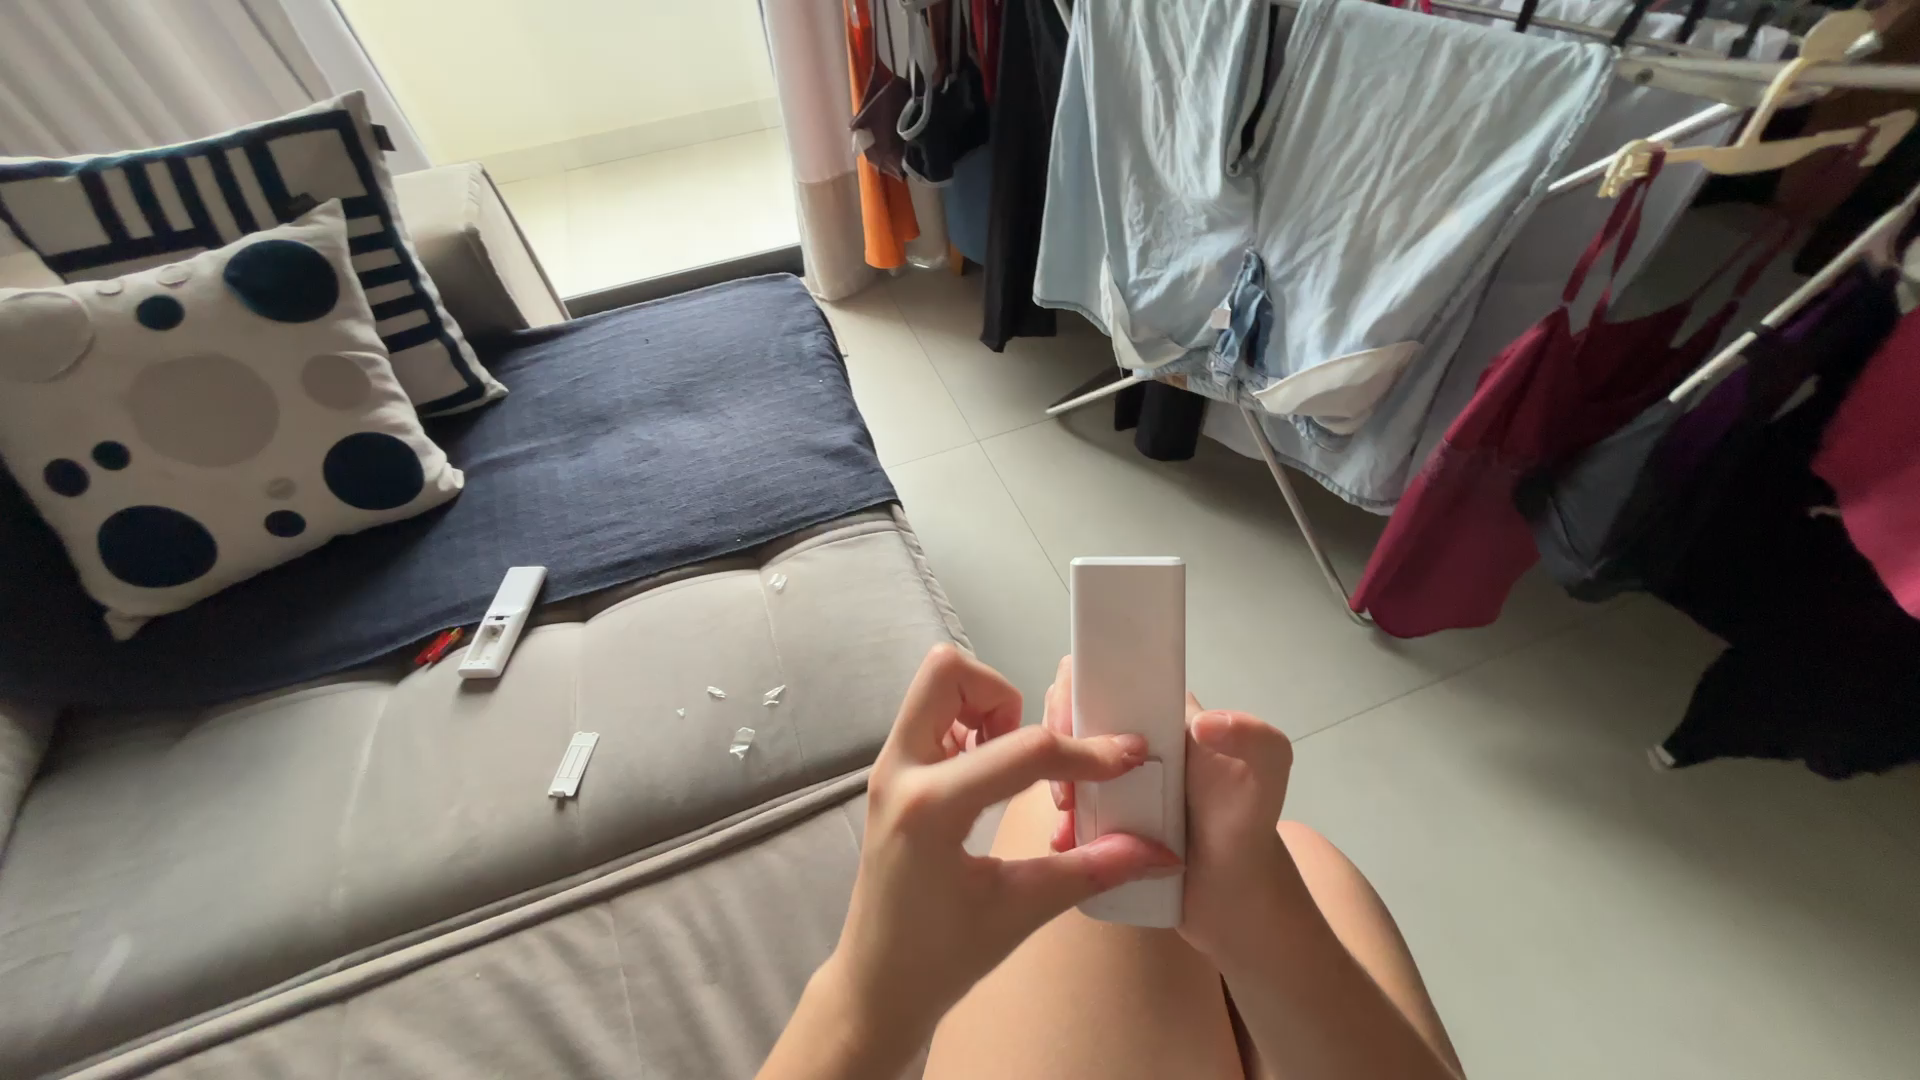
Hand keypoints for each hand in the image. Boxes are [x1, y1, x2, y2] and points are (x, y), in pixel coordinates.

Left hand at [824, 646, 1182, 1054]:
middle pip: (948, 671)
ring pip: (936, 683)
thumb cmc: (940, 957)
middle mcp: (899, 769)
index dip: (1085, 752)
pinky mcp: (892, 771)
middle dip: (1004, 693)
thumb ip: (1091, 868)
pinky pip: (930, 712)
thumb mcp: (1021, 911)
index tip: (1127, 754)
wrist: (877, 983)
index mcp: (930, 808)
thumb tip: (1158, 849)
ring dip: (985, 706)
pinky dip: (969, 724)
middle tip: (1028, 746)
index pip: (1022, 751)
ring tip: (1008, 764)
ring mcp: (889, 766)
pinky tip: (986, 775)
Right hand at [1041, 656, 1303, 961]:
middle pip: (1070, 715)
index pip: (1102, 676)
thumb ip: (1254, 738)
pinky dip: (1058, 822)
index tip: (1076, 729)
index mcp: (1157, 711)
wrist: (1234, 898)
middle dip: (1057, 744)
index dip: (1078, 692)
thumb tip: (1204, 723)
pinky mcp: (1097, 815)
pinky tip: (1067, 842)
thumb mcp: (1266, 774)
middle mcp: (1127, 735)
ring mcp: (1108, 776)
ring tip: (1068, 818)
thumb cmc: (1246, 825)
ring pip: (1059, 759)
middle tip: (1071, 786)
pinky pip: (1063, 806)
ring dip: (1053, 783)